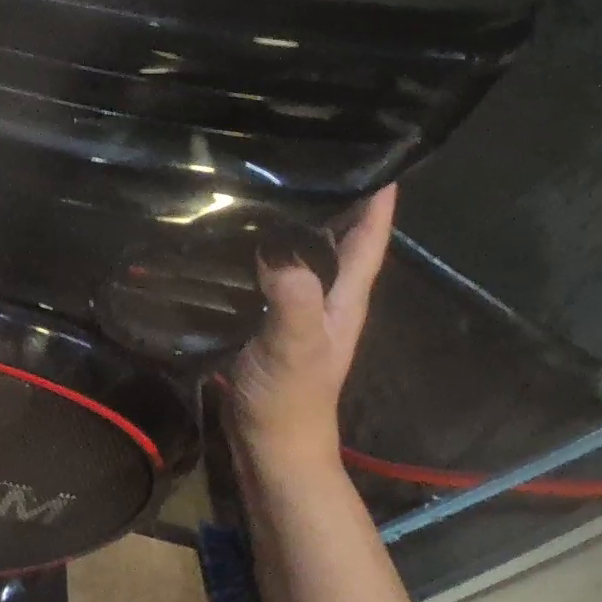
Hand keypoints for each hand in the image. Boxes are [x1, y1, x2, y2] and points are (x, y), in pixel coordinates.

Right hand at [229, 185, 395, 471]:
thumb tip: (281, 247)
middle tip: (298, 159)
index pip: (368, 240)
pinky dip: (252, 249)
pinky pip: (261, 271)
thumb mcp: (295, 348)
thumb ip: (294, 300)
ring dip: (286, 222)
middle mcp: (323, 296)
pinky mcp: (260, 317)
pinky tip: (225, 237)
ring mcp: (292, 308)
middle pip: (334, 239)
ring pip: (297, 253)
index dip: (376, 201)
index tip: (375, 157)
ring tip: (257, 186)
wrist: (268, 443)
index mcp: (343, 299)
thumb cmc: (290, 398)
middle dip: (328, 200)